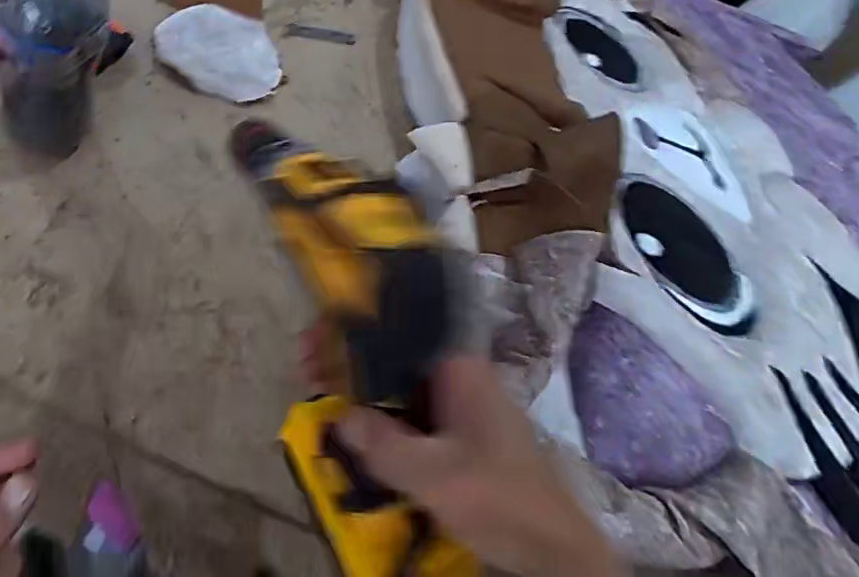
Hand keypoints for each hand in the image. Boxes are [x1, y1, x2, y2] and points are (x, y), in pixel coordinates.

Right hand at [303, 325, 621, 576]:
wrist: (550, 540)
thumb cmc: (498, 494)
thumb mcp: (435, 475)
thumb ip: (385, 446)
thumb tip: (340, 416)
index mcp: (459, 364)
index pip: (406, 321)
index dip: (361, 318)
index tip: (321, 328)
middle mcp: (459, 371)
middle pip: (398, 347)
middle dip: (353, 349)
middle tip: (308, 361)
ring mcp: (459, 399)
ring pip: (402, 377)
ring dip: (364, 380)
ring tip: (320, 385)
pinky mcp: (458, 427)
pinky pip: (411, 406)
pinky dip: (382, 408)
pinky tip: (356, 421)